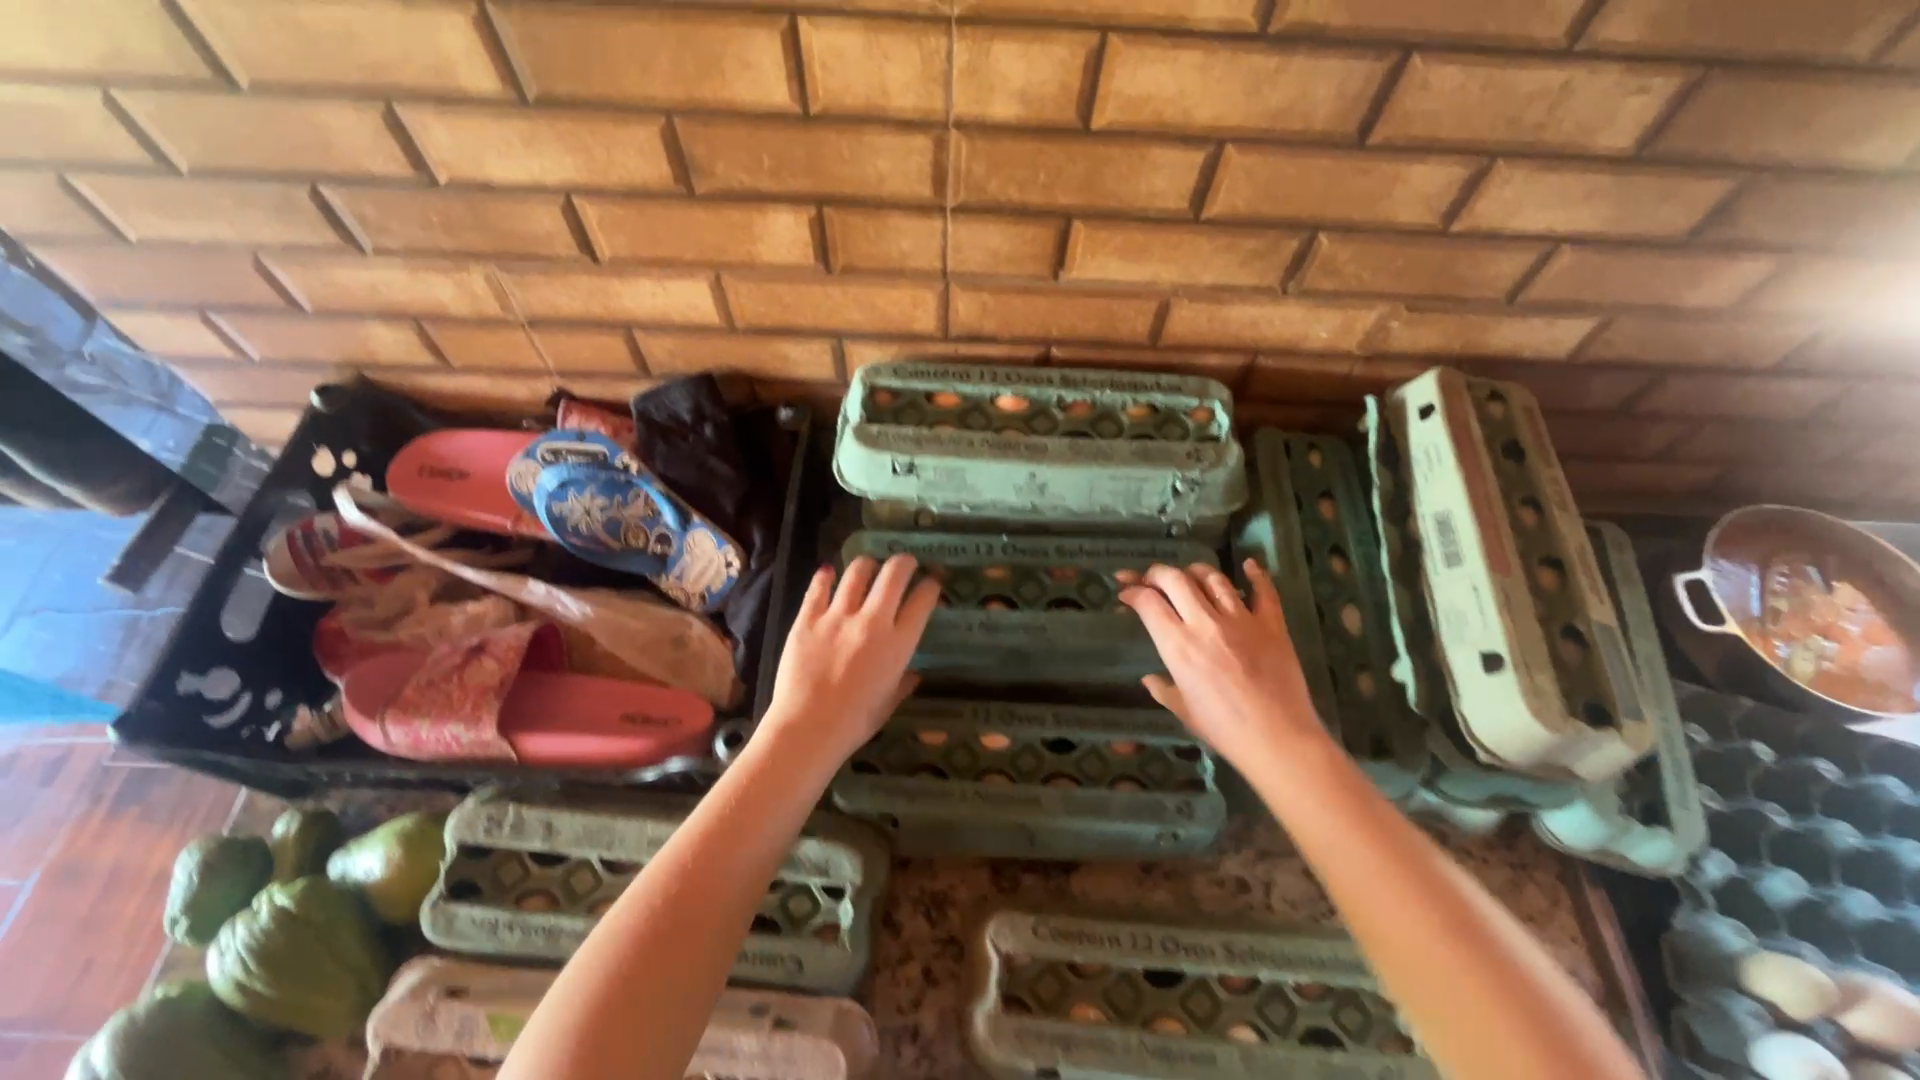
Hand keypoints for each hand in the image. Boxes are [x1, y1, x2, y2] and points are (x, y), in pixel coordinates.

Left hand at [763, 555, 940, 760]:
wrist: (806, 729)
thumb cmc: (854, 723)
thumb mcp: (888, 703)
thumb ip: (903, 683)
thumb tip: (914, 673)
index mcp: (898, 645)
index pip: (922, 601)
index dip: (931, 586)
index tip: (932, 584)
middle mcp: (872, 622)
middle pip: (894, 574)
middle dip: (904, 562)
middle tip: (905, 564)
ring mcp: (837, 617)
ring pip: (857, 571)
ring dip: (868, 565)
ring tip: (868, 568)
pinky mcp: (807, 619)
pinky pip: (819, 587)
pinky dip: (826, 577)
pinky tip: (829, 573)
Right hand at [1118, 559, 1330, 769]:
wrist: (1276, 738)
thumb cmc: (1223, 729)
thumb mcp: (1184, 710)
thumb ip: (1164, 689)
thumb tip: (1149, 679)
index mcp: (1178, 645)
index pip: (1148, 602)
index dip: (1133, 592)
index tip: (1126, 594)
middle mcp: (1206, 623)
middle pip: (1176, 579)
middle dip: (1156, 573)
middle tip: (1150, 579)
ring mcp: (1241, 619)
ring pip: (1214, 579)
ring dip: (1196, 572)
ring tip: (1189, 575)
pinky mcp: (1272, 624)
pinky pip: (1264, 591)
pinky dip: (1256, 574)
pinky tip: (1248, 565)